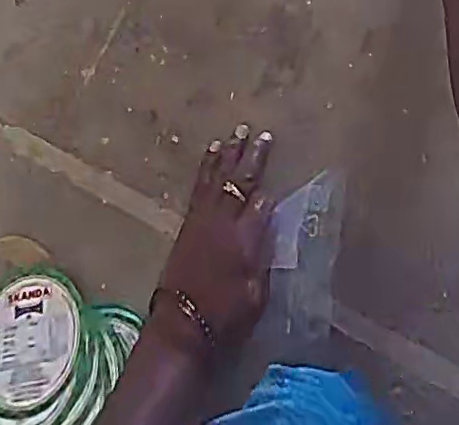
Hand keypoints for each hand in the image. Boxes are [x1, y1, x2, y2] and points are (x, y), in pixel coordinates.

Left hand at [153, 125, 274, 354]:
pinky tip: (212, 153)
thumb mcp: (257, 294)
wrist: (181, 324)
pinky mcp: (189, 220)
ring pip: (218, 176)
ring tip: (235, 134)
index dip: (269, 194)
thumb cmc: (225, 315)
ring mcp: (204, 217)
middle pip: (241, 181)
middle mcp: (225, 221)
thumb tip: (270, 229)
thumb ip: (265, 257)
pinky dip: (207, 166)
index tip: (277, 183)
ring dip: (228, 154)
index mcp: (246, 239)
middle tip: (262, 134)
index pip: (262, 205)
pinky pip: (200, 185)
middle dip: (253, 157)